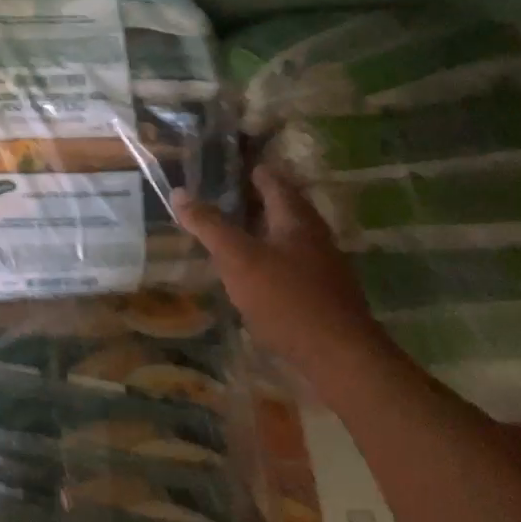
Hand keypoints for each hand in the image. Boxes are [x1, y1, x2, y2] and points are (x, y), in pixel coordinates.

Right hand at [172, 166, 391, 379]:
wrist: (341, 359)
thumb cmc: (286, 298)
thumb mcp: (237, 257)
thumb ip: (208, 224)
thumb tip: (179, 191)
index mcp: (296, 219)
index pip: (272, 180)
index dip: (249, 168)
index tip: (222, 162)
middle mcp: (314, 236)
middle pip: (282, 206)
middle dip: (252, 198)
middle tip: (217, 193)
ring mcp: (322, 266)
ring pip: (285, 235)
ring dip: (258, 228)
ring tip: (226, 228)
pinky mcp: (321, 294)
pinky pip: (289, 261)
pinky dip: (266, 255)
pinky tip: (248, 268)